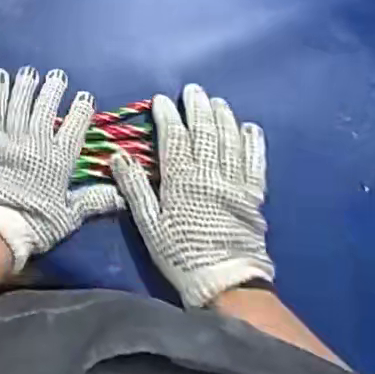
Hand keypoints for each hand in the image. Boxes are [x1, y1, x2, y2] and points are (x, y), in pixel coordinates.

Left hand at [0, 67, 123, 271]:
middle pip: (46, 110)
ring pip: (21, 106)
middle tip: (57, 75)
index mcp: (60, 160)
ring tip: (30, 72)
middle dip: (52, 90)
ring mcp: (13, 140)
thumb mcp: (71, 214)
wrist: (1, 224)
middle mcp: (38, 143)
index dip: (81, 110)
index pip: (75, 128)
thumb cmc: (38, 222)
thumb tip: (123, 196)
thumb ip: (95, 200)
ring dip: (26, 86)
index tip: (85, 96)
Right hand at [110, 85, 271, 306]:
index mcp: (181, 181)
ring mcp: (235, 186)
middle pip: (204, 134)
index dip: (167, 116)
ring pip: (230, 144)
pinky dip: (254, 144)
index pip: (173, 139)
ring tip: (218, 101)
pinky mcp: (253, 198)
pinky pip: (255, 165)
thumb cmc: (180, 253)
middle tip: (194, 90)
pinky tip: (250, 128)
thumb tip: (118, 156)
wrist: (227, 284)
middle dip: (198, 109)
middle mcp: (210, 176)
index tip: (161, 99)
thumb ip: (135, 187)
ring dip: (223, 119)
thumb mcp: (148, 223)